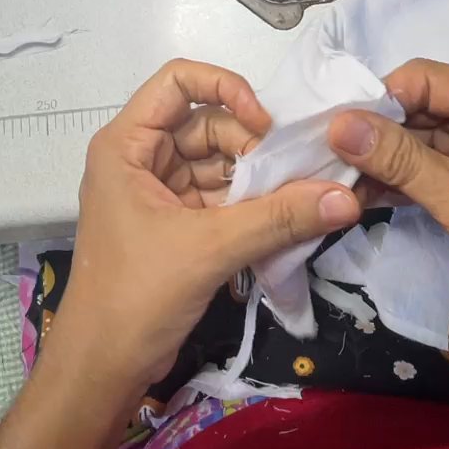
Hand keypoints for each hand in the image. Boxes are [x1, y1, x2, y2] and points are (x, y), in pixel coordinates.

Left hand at [54, 59, 362, 388]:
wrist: (103, 368)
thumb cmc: (136, 295)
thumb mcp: (209, 249)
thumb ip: (278, 218)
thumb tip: (346, 196)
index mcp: (127, 143)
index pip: (177, 80)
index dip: (225, 86)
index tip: (263, 124)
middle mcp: (141, 155)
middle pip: (205, 121)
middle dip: (249, 143)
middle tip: (289, 175)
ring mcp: (158, 188)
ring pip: (217, 159)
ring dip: (255, 176)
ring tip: (295, 198)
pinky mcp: (175, 219)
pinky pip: (219, 193)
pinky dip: (249, 203)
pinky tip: (282, 219)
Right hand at [326, 59, 448, 351]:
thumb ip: (404, 162)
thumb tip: (338, 124)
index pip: (427, 80)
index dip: (380, 97)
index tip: (332, 125)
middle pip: (414, 107)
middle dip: (371, 129)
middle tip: (320, 150)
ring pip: (409, 140)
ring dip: (374, 157)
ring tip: (328, 173)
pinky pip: (415, 170)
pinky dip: (387, 180)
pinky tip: (353, 193)